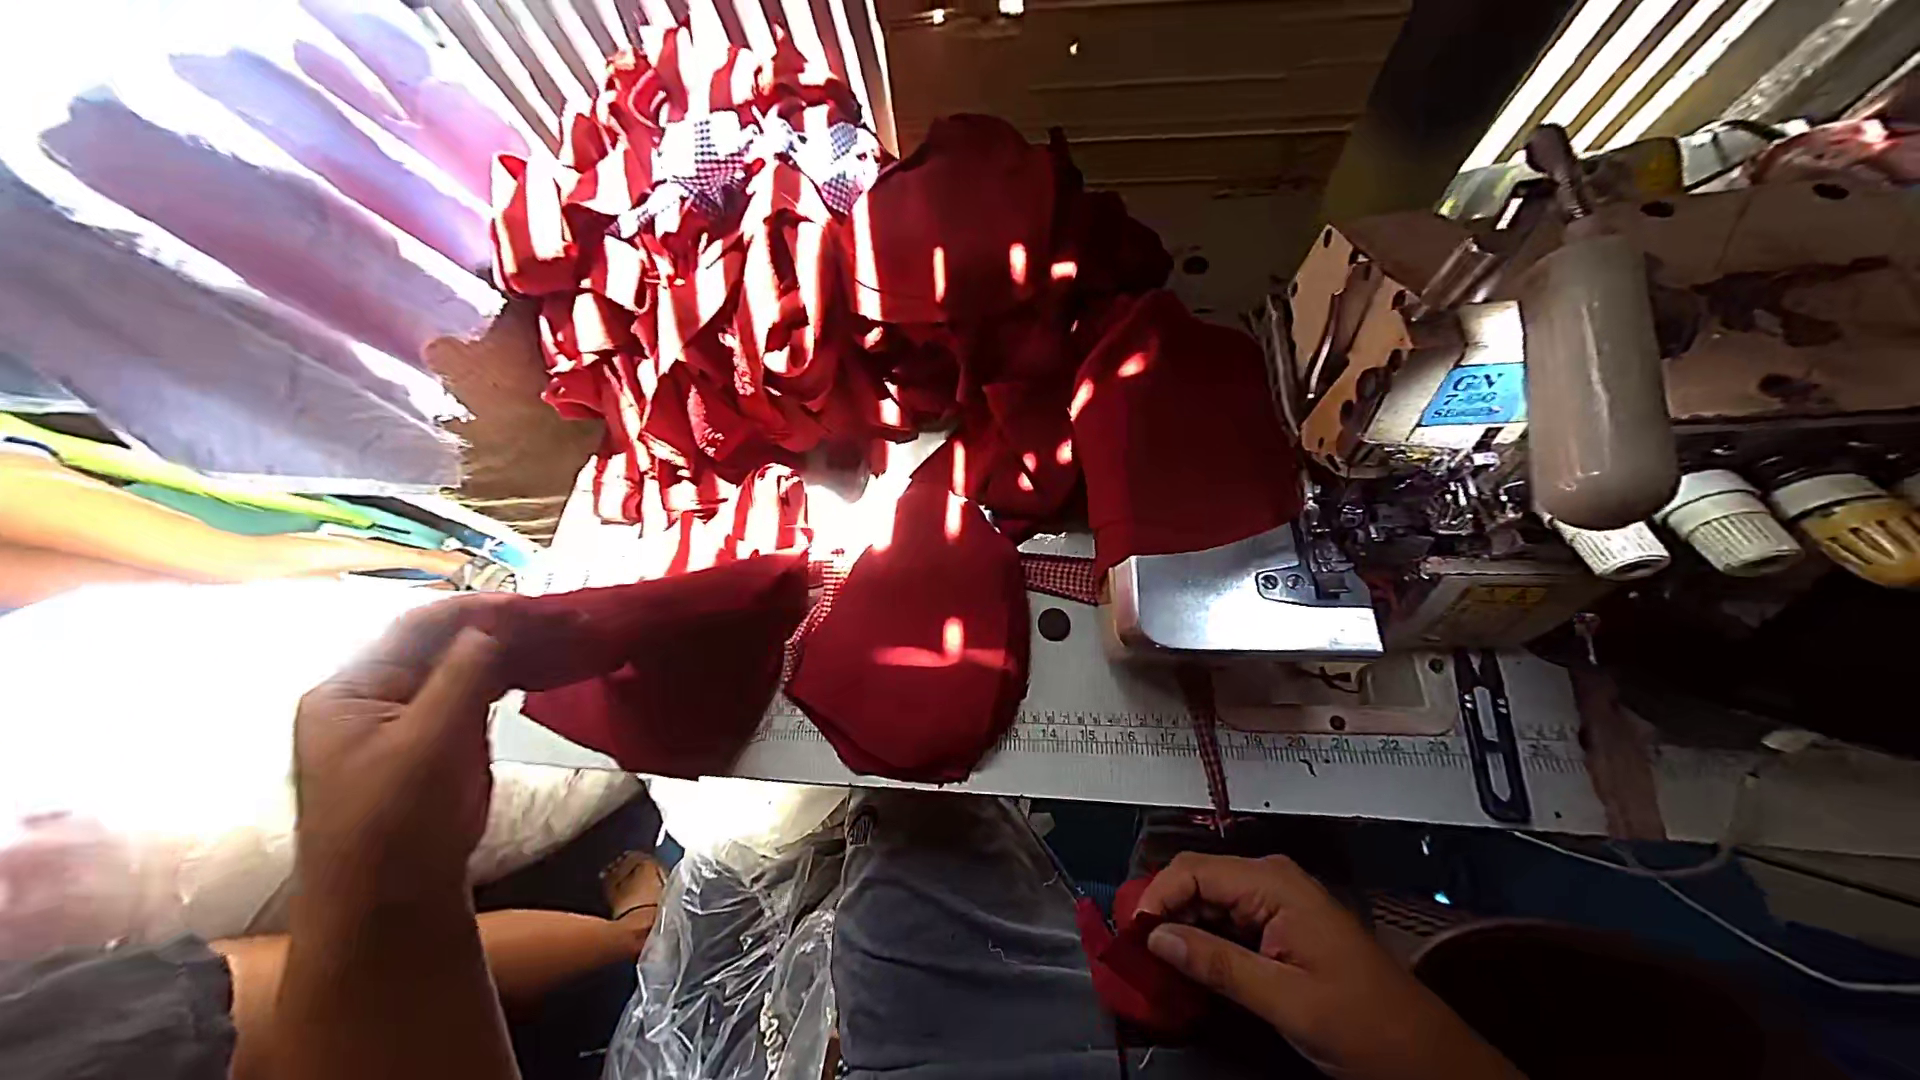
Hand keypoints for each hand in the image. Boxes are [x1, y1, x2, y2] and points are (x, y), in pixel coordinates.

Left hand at [292, 595, 596, 907]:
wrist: (395, 896)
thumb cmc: (396, 821)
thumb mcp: (427, 743)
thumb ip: (461, 677)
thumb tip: (495, 624)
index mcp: (352, 689)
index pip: (420, 629)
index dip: (479, 609)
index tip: (535, 605)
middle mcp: (379, 692)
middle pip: (451, 642)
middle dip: (511, 627)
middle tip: (568, 620)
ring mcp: (414, 712)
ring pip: (474, 662)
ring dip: (522, 647)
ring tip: (571, 636)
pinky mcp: (445, 731)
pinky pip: (485, 686)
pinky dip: (519, 671)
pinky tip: (550, 664)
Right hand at [1135, 853, 1521, 1079]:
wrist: (1430, 1059)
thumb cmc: (1366, 1025)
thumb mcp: (1286, 1000)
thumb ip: (1217, 964)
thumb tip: (1156, 938)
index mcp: (1273, 882)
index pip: (1193, 871)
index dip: (1156, 898)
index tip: (1131, 935)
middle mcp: (1270, 879)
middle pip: (1197, 879)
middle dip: (1164, 910)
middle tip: (1137, 951)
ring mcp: (1275, 899)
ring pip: (1207, 898)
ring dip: (1181, 926)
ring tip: (1156, 961)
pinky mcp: (1278, 922)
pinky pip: (1226, 918)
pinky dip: (1203, 938)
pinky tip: (1189, 964)